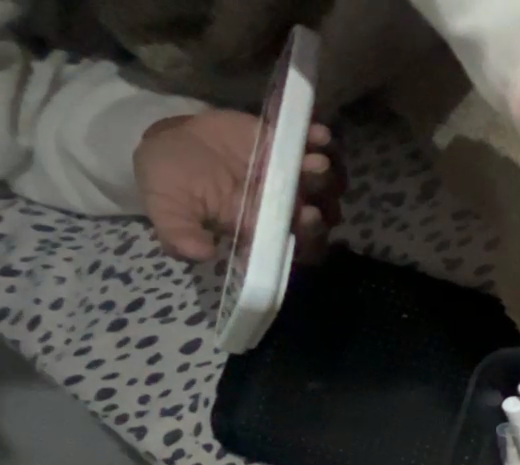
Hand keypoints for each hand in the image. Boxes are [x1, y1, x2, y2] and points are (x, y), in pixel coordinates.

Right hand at [134, 110, 340, 261]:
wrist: (172, 145)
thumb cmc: (174, 183)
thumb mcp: (168, 207)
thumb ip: (180, 232)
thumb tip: (195, 253)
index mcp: (270, 232)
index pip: (303, 244)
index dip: (309, 234)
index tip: (304, 215)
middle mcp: (293, 211)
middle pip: (323, 213)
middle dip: (321, 197)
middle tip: (312, 179)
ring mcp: (298, 181)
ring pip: (327, 184)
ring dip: (326, 172)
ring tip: (316, 157)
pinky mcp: (294, 152)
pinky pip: (317, 150)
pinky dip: (320, 142)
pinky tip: (318, 132)